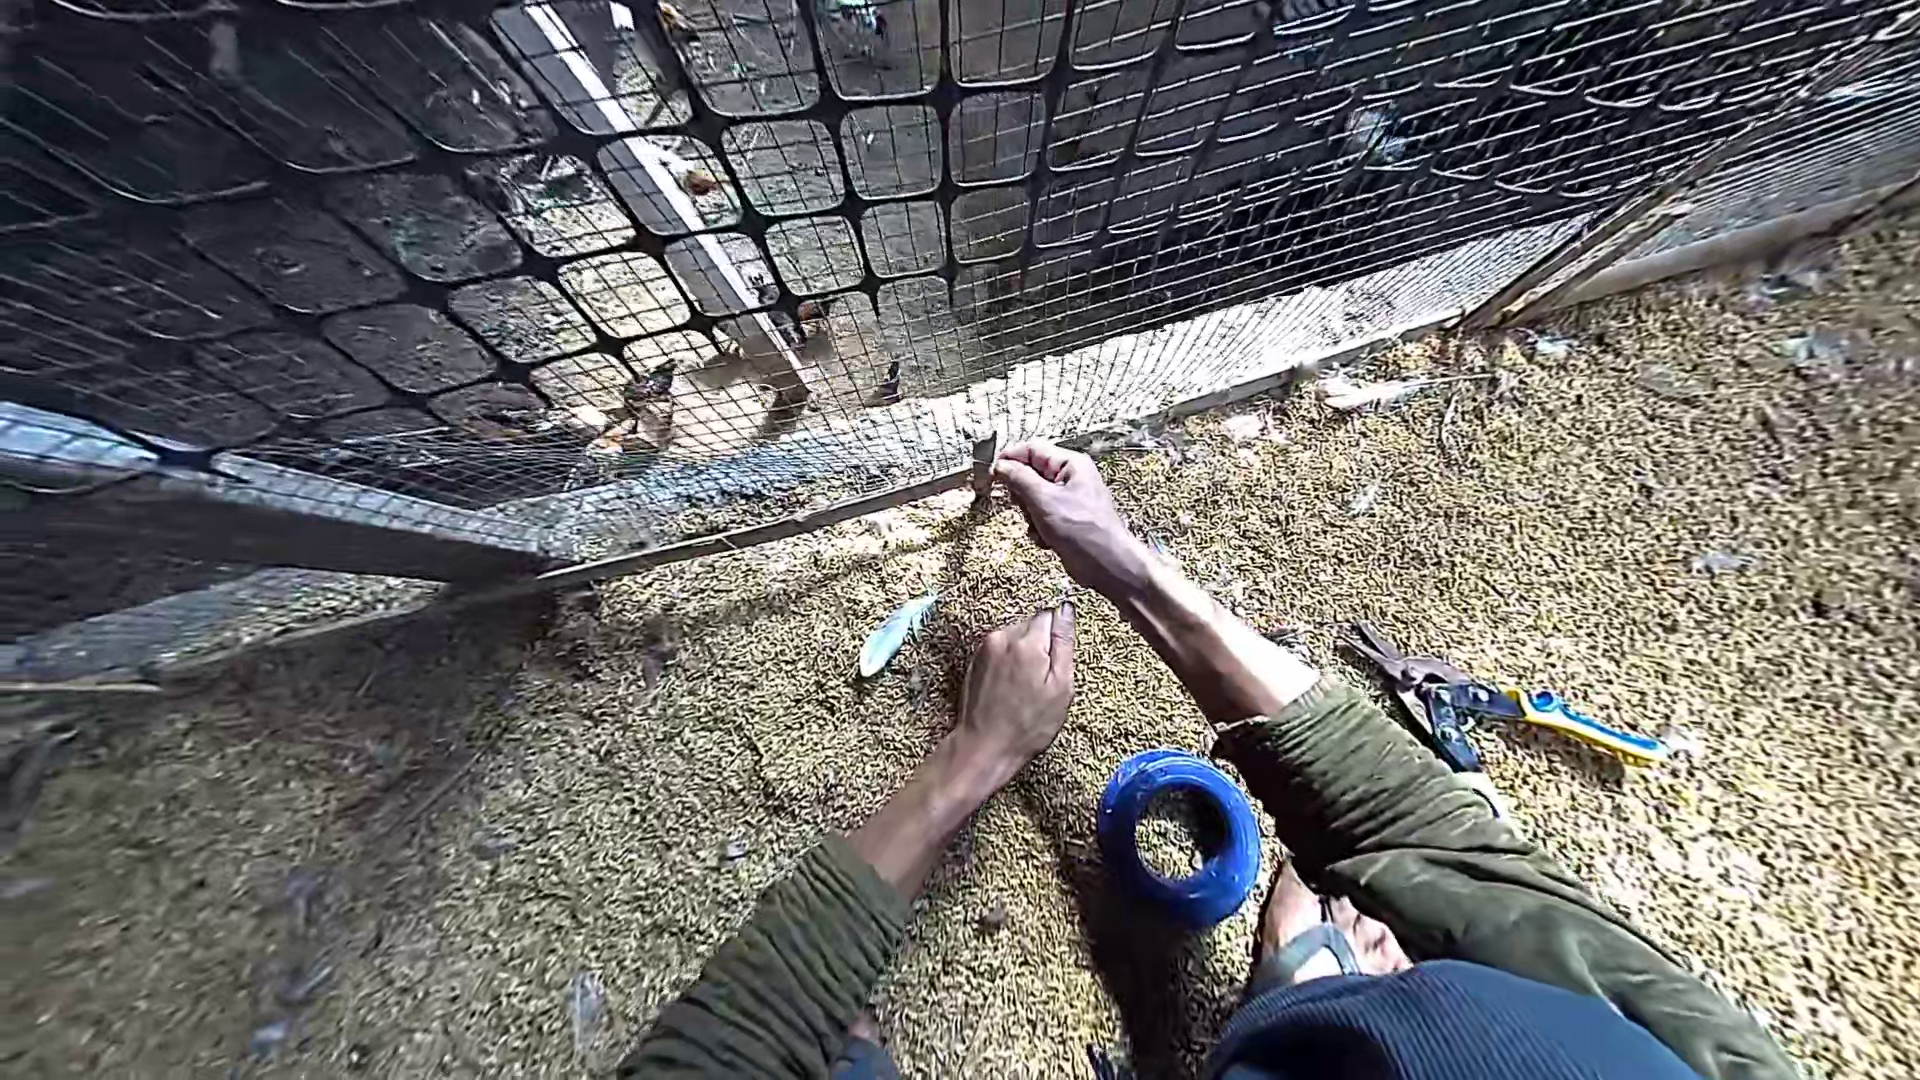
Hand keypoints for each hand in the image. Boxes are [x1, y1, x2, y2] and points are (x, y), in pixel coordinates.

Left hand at [956, 605, 1075, 771]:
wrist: (985, 745)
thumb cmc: (1029, 724)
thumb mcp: (1060, 687)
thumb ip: (1064, 643)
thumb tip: (1066, 608)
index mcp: (1027, 643)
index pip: (1049, 614)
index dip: (1058, 634)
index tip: (1057, 658)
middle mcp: (1003, 636)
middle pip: (1031, 623)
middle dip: (1041, 643)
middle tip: (1043, 677)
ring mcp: (986, 646)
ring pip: (1015, 634)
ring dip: (1024, 650)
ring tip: (1025, 683)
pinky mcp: (976, 657)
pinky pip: (1000, 646)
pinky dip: (1009, 659)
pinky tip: (1011, 684)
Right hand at [992, 440, 1151, 598]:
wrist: (1105, 564)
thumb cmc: (1083, 530)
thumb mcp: (1044, 499)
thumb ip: (1019, 479)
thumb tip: (1000, 466)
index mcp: (1070, 464)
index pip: (1032, 449)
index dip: (1010, 460)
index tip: (994, 474)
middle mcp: (1070, 478)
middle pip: (1029, 474)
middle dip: (1022, 495)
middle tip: (1026, 507)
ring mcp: (1067, 499)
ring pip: (1031, 498)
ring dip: (1029, 515)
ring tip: (1040, 527)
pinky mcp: (1064, 519)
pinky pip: (1039, 516)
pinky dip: (1038, 528)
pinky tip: (1048, 539)